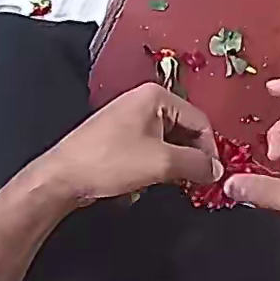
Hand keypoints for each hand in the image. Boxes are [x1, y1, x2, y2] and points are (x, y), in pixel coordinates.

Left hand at [30, 83, 221, 205]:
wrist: (61, 177)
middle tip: (195, 183)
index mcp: (156, 97)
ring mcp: (131, 118)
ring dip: (174, 164)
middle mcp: (145, 101)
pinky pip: (152, 148)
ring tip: (171, 183)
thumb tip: (217, 170)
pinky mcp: (120, 136)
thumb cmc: (110, 162)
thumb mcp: (162, 163)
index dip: (210, 150)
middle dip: (191, 158)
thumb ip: (197, 164)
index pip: (200, 121)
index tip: (212, 175)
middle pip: (185, 130)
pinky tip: (150, 181)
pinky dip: (157, 165)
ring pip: (169, 142)